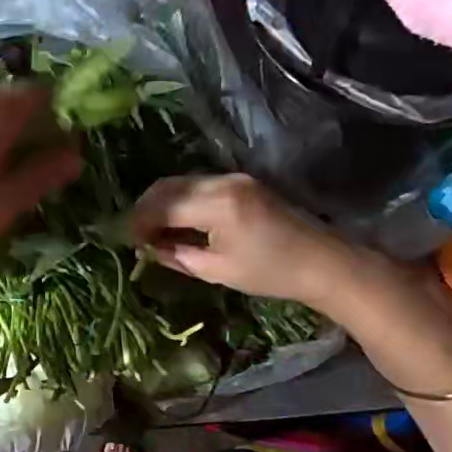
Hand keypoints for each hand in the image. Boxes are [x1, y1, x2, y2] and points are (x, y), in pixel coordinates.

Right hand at [130, 173, 365, 308]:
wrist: (324, 262)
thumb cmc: (271, 273)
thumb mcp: (216, 271)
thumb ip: (175, 255)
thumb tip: (146, 248)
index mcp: (218, 206)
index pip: (162, 206)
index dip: (138, 223)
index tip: (128, 242)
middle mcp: (223, 182)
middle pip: (166, 186)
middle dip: (144, 209)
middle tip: (135, 235)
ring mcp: (233, 178)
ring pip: (179, 182)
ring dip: (160, 203)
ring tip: (153, 230)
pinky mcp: (240, 182)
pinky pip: (197, 184)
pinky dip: (179, 200)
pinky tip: (176, 222)